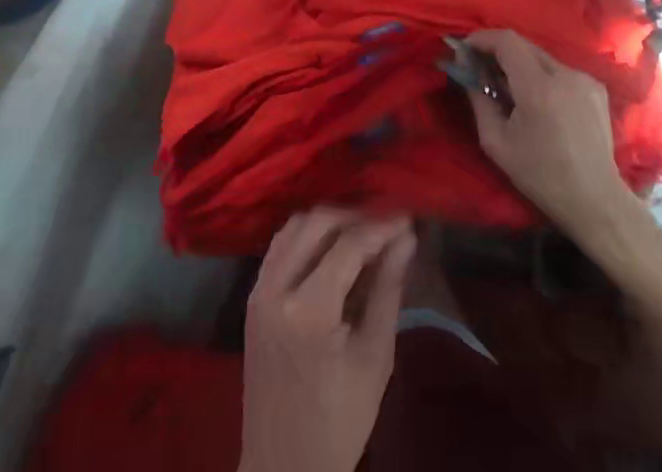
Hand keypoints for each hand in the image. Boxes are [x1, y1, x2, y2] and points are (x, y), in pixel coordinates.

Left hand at [241, 209, 416, 471]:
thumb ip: (389, 288)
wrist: (283, 466)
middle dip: (355, 215)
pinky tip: (333, 247)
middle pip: (316, 222)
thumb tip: (407, 238)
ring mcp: (257, 291)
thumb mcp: (375, 355)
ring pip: (293, 227)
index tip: (409, 216)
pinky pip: (280, 246)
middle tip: (387, 223)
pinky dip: (307, 235)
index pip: (349, 243)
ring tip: (364, 231)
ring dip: (329, 221)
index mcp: (308, 310)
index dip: (383, 225)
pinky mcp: (252, 298)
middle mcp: (275, 289)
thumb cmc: (340, 420)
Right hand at [465, 30, 636, 234]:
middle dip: (499, 52)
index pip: (507, 41)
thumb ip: (479, 100)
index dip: (482, 39)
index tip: (465, 49)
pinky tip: (540, 102)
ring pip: (543, 58)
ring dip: (521, 65)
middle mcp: (565, 74)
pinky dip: (543, 77)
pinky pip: (561, 71)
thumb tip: (468, 73)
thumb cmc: (539, 175)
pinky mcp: (596, 87)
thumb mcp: (496, 142)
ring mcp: (585, 79)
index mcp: (538, 88)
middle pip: (525, 46)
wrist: (594, 198)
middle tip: (481, 68)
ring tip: (510, 89)